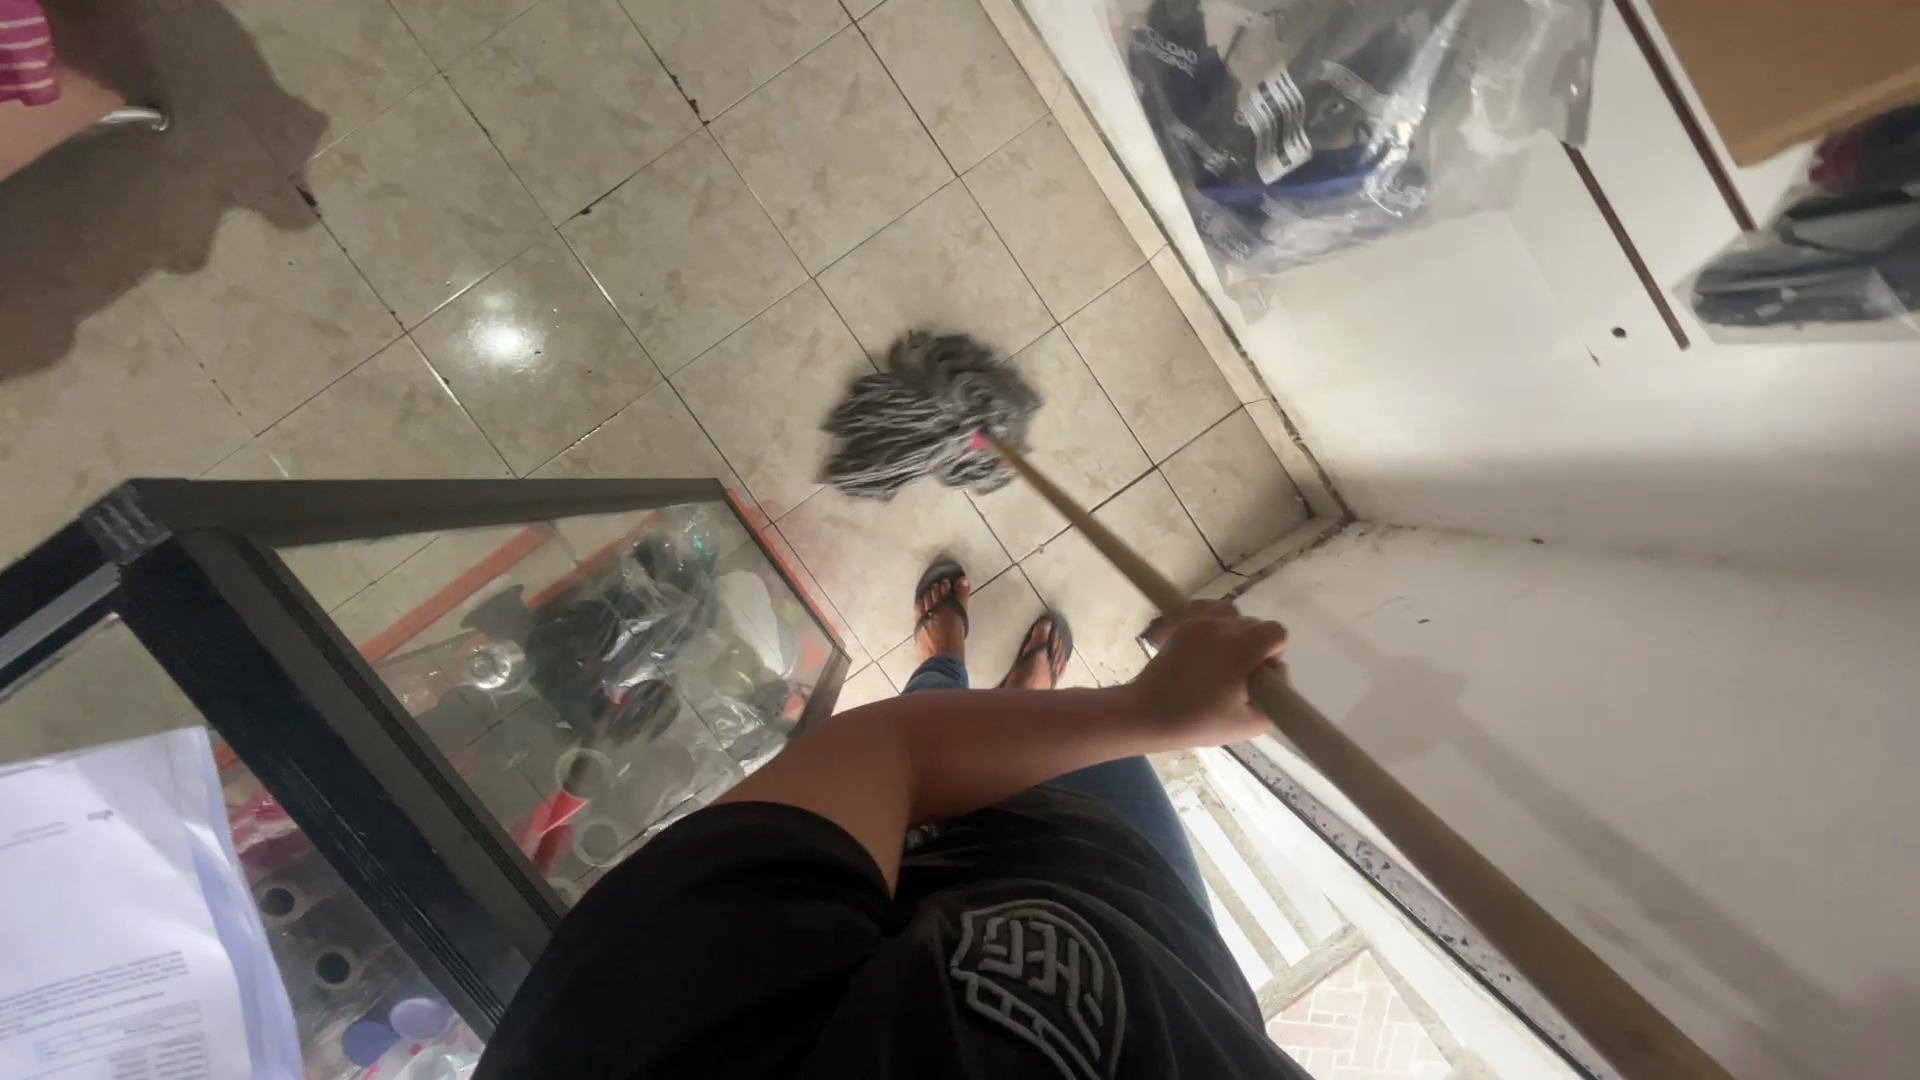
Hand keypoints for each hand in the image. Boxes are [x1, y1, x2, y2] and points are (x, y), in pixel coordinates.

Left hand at [1127, 600, 1287, 746]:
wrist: (1150, 713)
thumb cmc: (1199, 721)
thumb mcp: (1250, 722)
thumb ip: (1274, 699)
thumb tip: (1273, 673)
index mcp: (1242, 647)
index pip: (1277, 632)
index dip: (1274, 653)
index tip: (1259, 675)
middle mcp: (1221, 626)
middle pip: (1255, 624)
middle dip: (1255, 647)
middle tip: (1239, 675)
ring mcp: (1197, 621)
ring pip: (1231, 613)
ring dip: (1235, 631)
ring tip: (1223, 657)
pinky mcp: (1180, 624)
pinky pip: (1204, 606)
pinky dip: (1212, 618)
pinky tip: (1209, 639)